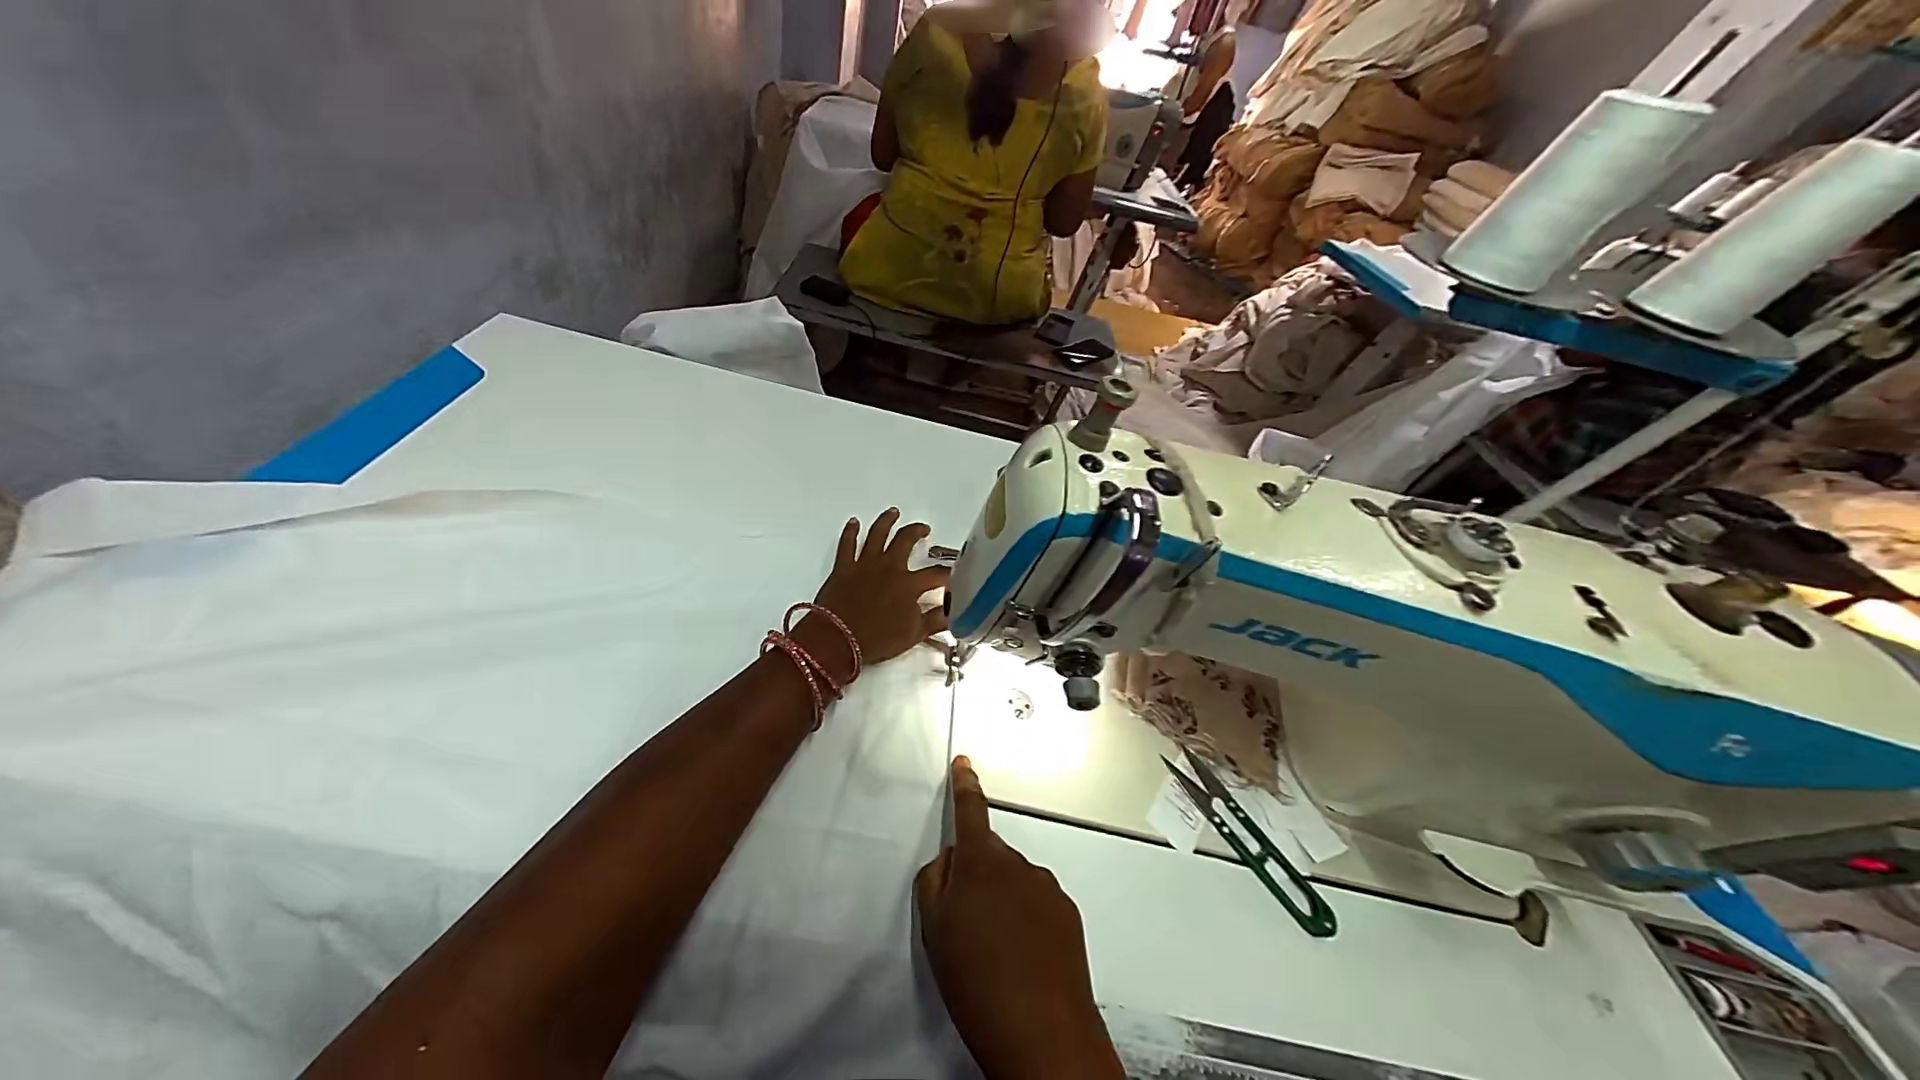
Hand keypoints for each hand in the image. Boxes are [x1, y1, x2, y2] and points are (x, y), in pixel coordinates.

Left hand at [807, 509, 949, 665]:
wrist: (837, 640)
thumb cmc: (876, 640)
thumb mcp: (912, 635)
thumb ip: (934, 621)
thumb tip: (951, 614)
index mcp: (909, 584)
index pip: (936, 575)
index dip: (948, 574)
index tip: (954, 574)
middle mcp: (889, 567)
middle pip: (906, 541)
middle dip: (917, 531)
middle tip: (924, 529)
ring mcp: (864, 564)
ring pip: (877, 534)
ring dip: (886, 521)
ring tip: (893, 512)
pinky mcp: (843, 567)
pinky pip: (847, 543)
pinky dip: (850, 531)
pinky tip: (853, 522)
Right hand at [916, 758, 1124, 1079]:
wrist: (1040, 1034)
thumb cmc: (980, 984)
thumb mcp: (933, 929)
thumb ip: (935, 880)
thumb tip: (948, 862)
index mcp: (980, 863)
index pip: (970, 810)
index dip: (965, 785)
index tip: (965, 765)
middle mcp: (1017, 866)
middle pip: (989, 854)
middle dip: (976, 876)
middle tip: (964, 925)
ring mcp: (1046, 889)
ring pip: (1014, 881)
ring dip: (1002, 902)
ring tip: (994, 954)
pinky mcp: (1067, 913)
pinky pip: (1038, 903)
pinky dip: (1027, 921)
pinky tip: (1019, 959)